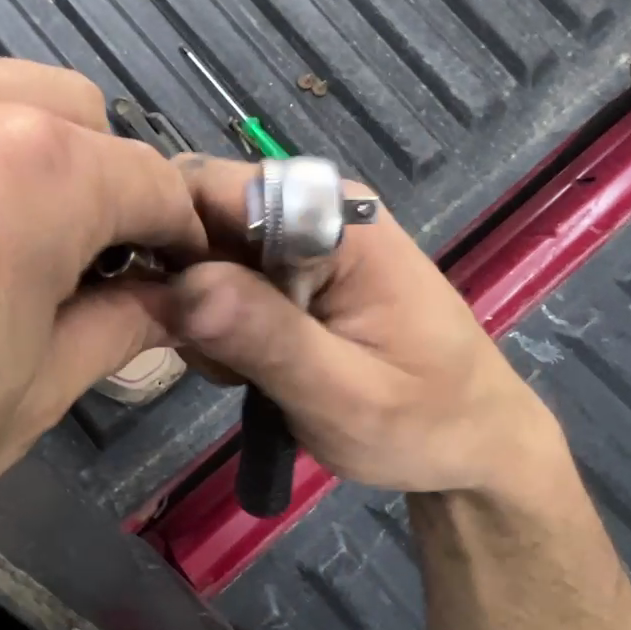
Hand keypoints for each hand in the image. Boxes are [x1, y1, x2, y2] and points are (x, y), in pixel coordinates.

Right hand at [170, 156, 561, 494]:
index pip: (209, 187)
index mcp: (332, 217)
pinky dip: (215, 319)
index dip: (164, 237)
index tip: (153, 306)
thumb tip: (185, 284)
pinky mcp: (294, 266)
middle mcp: (311, 207)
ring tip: (238, 371)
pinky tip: (247, 365)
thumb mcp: (346, 396)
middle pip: (197, 212)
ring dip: (196, 308)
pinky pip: (223, 274)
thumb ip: (268, 338)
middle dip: (178, 280)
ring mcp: (301, 236)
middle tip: (202, 351)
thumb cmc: (425, 424)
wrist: (477, 442)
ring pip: (202, 247)